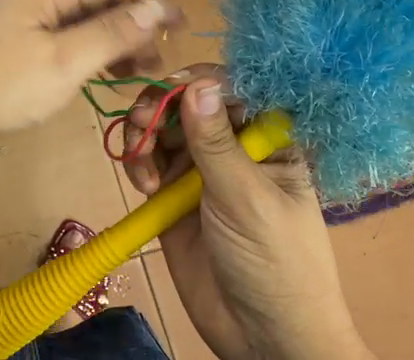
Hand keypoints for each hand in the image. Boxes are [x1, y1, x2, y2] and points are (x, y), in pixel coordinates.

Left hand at [0, 0, 181, 145]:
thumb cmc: (3, 86)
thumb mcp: (65, 62)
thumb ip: (110, 34)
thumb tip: (153, 8)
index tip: (181, 22)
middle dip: (130, 22)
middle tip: (162, 56)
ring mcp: (19, 19)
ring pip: (77, 20)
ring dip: (111, 40)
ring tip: (141, 69)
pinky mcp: (12, 44)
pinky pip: (60, 37)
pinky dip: (87, 52)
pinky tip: (103, 73)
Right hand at [122, 68, 373, 359]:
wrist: (262, 340)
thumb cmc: (275, 264)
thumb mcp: (248, 199)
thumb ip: (217, 142)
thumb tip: (198, 83)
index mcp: (267, 140)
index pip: (232, 89)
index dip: (200, 79)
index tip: (172, 85)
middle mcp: (233, 147)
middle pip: (188, 101)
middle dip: (161, 106)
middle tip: (143, 122)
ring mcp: (200, 170)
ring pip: (162, 126)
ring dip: (144, 133)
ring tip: (141, 160)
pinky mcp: (172, 194)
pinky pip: (147, 160)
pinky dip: (138, 162)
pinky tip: (143, 185)